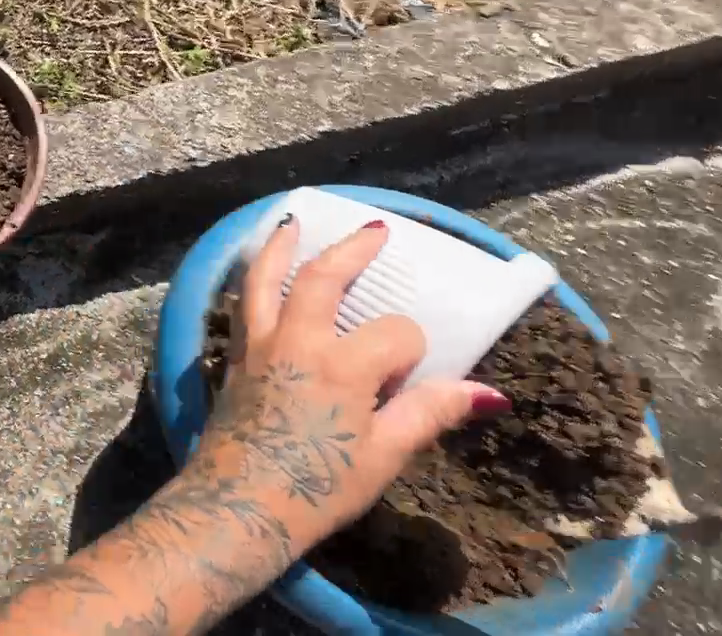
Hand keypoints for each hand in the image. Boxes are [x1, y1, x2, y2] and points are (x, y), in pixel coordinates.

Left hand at [207, 215, 511, 552]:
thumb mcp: (384, 454)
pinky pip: (241, 303)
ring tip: (290, 222)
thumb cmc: (320, 483)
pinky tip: (259, 273)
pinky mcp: (234, 353)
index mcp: (339, 365)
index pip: (394, 333)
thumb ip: (428, 412)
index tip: (414, 372)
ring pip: (263, 279)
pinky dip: (253, 280)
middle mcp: (293, 340)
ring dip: (279, 247)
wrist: (242, 498)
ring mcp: (256, 342)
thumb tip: (487, 392)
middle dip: (351, 250)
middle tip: (373, 230)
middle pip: (320, 279)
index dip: (413, 349)